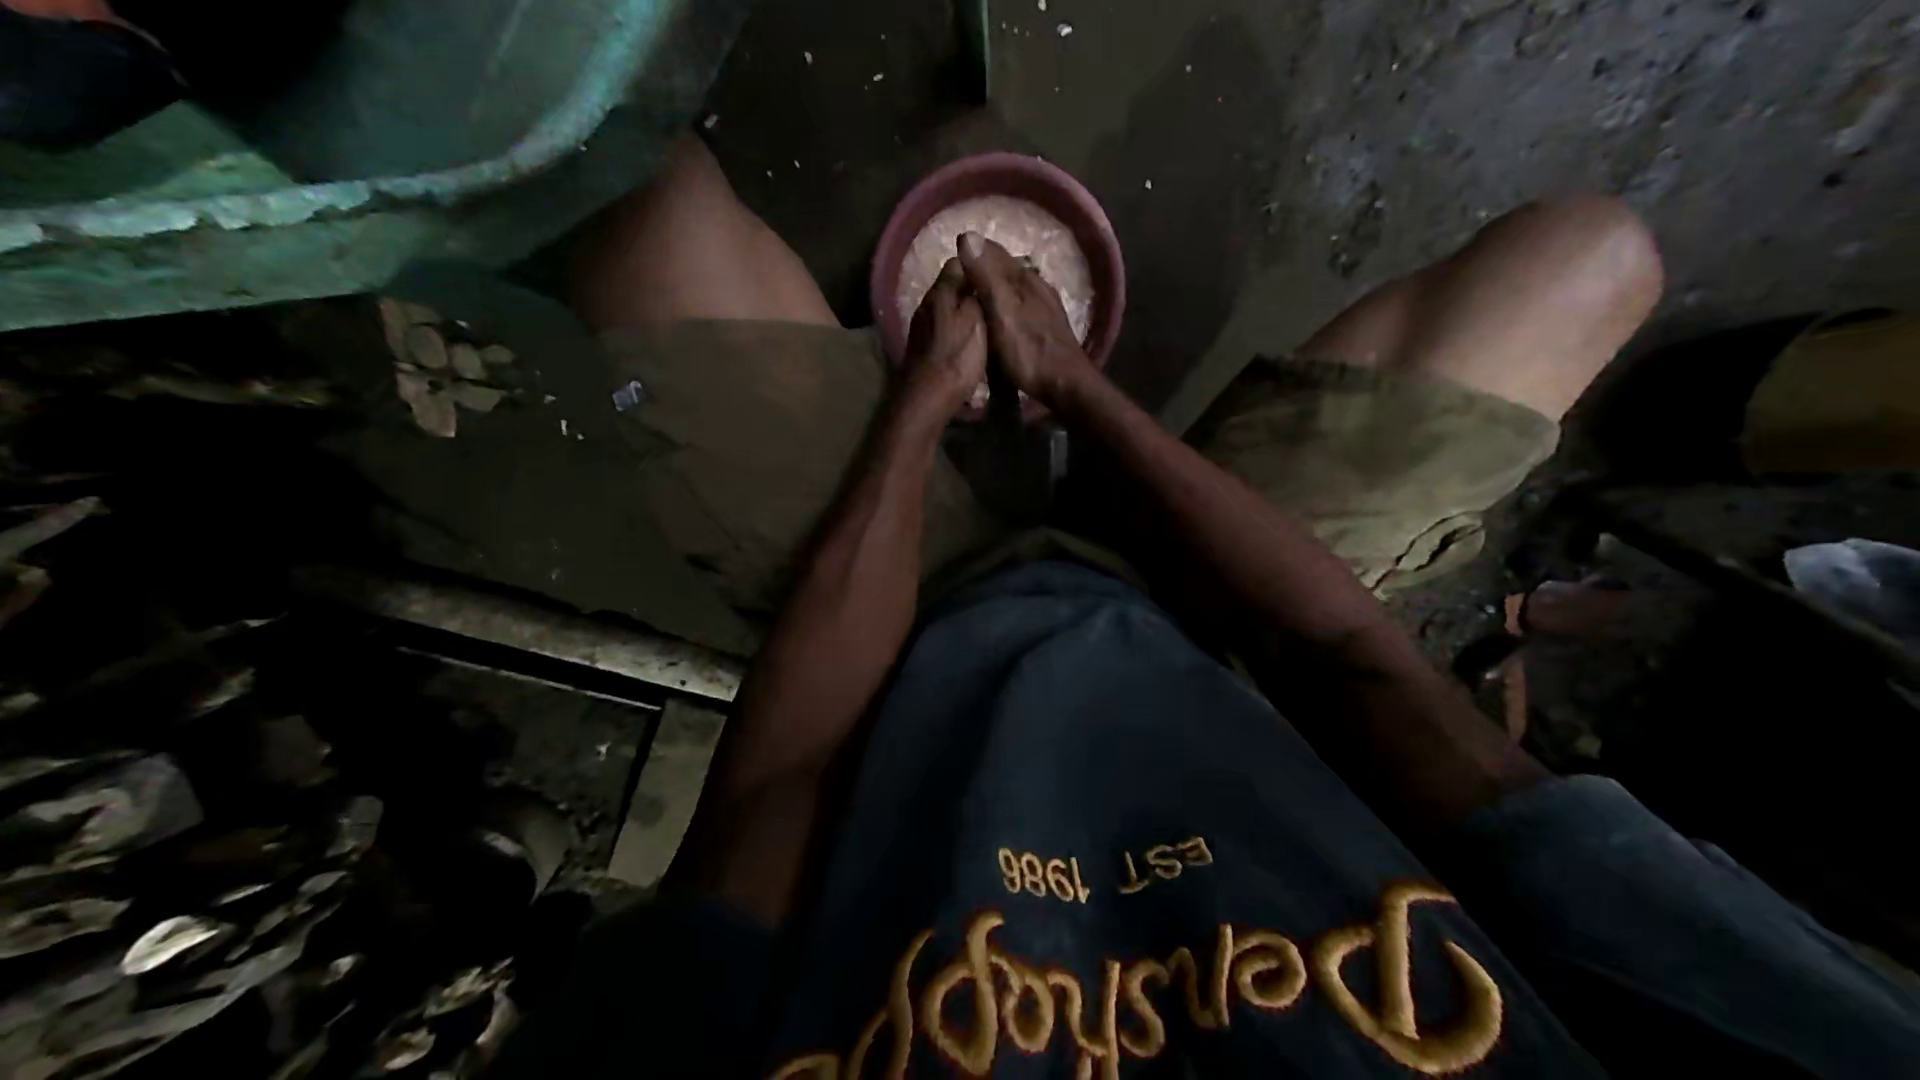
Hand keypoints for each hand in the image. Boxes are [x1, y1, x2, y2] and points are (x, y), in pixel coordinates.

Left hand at [900, 258, 986, 414]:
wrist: (927, 398)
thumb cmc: (957, 357)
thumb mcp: (975, 320)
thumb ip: (976, 294)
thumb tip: (979, 274)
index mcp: (940, 293)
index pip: (957, 263)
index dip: (978, 265)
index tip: (996, 276)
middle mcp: (926, 304)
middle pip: (951, 286)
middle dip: (972, 289)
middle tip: (996, 299)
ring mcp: (922, 326)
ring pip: (947, 307)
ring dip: (964, 310)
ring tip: (986, 319)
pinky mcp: (922, 346)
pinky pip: (943, 326)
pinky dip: (956, 327)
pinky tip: (969, 339)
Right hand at [957, 231, 1097, 406]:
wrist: (1066, 385)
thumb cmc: (1029, 352)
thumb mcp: (1002, 312)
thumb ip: (986, 276)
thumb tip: (967, 235)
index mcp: (1025, 279)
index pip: (994, 252)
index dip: (972, 253)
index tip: (951, 261)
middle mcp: (1038, 286)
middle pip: (1006, 268)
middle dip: (983, 268)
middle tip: (959, 280)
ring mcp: (1046, 306)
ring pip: (1015, 287)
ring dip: (995, 287)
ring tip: (976, 298)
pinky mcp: (1049, 326)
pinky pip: (1022, 305)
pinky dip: (1006, 305)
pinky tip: (1001, 318)